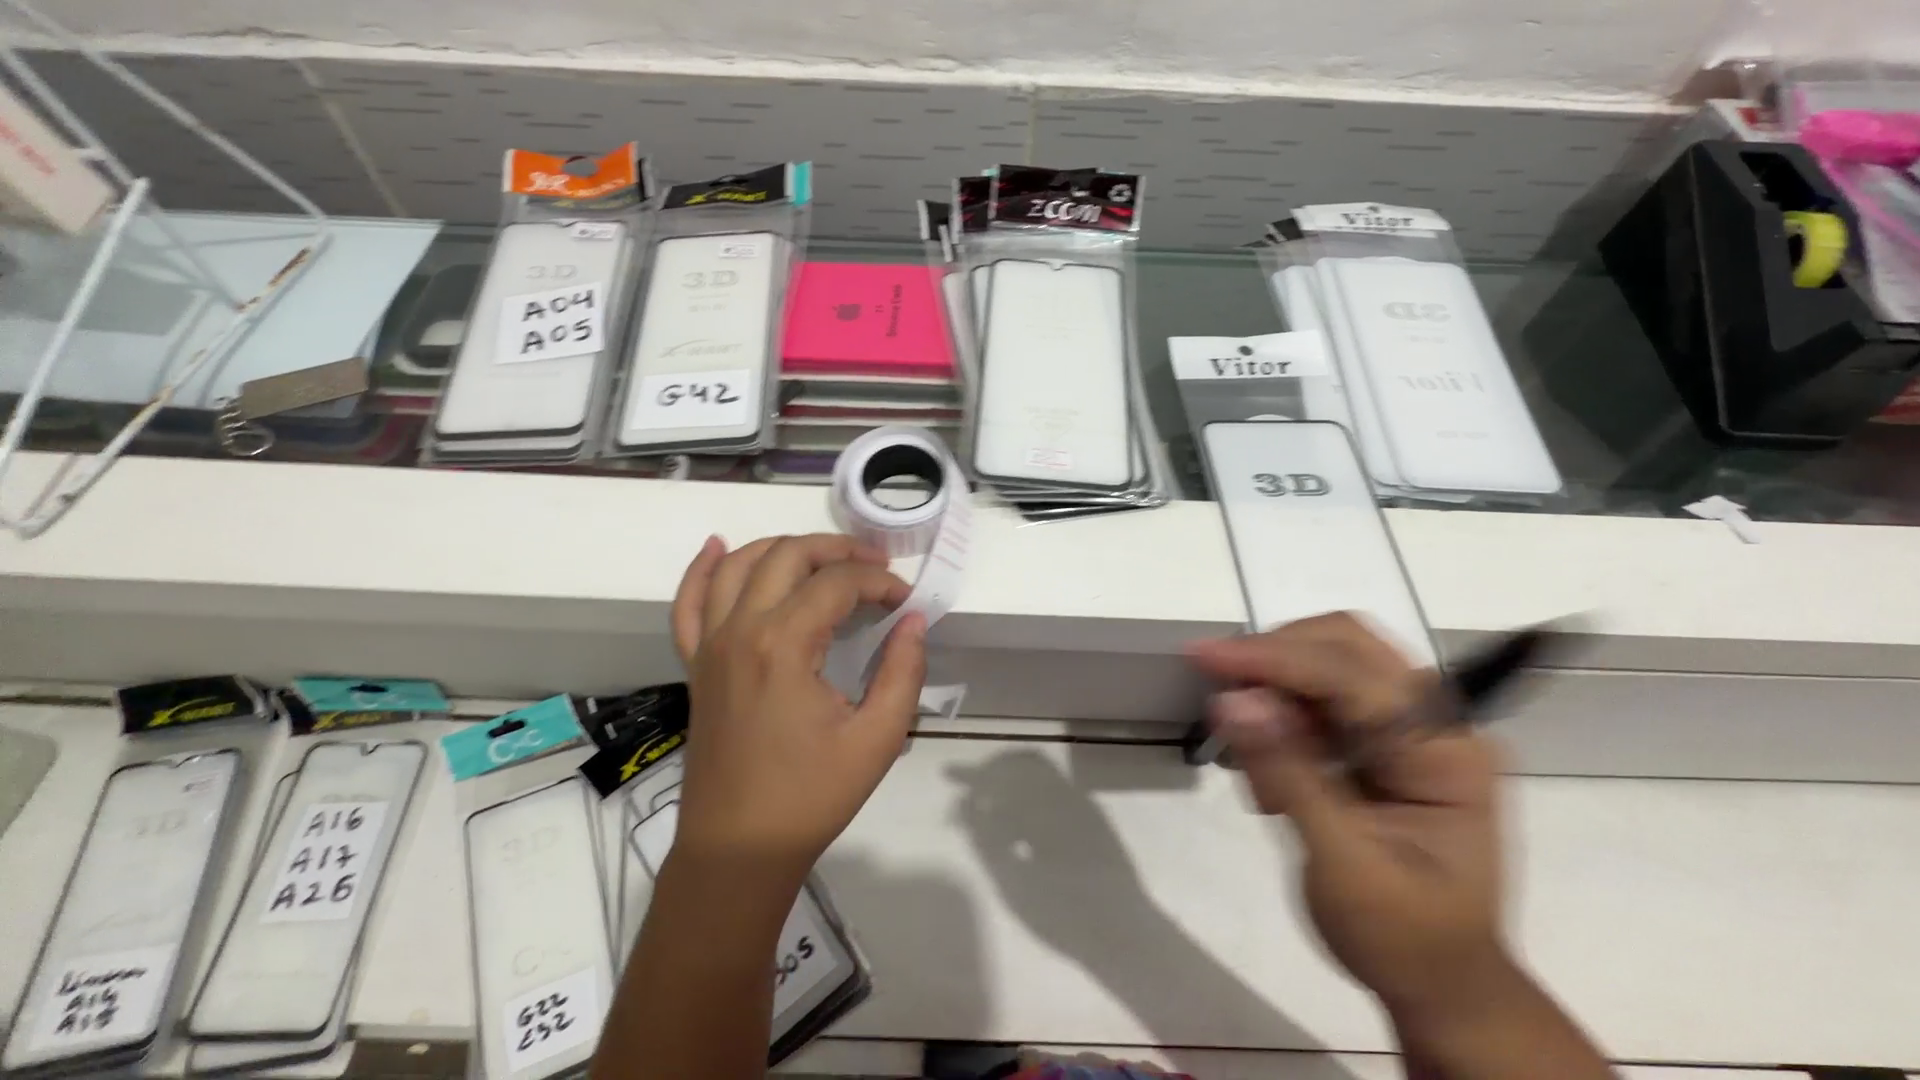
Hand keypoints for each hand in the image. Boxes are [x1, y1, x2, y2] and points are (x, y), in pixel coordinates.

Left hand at [669, 533, 926, 875]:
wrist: (738, 846)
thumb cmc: (811, 796)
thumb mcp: (877, 740)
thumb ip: (903, 672)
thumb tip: (914, 621)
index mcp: (783, 645)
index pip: (837, 583)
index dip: (879, 583)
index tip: (906, 601)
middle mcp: (739, 630)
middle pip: (787, 557)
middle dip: (837, 550)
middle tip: (875, 568)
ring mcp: (709, 645)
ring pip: (738, 565)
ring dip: (783, 548)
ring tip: (823, 557)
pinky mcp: (695, 663)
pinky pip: (689, 602)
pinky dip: (702, 568)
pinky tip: (718, 546)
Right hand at [1187, 613, 1513, 1023]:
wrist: (1443, 987)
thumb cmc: (1403, 937)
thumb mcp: (1345, 866)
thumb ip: (1291, 774)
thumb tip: (1232, 700)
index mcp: (1446, 751)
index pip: (1352, 675)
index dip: (1274, 658)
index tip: (1203, 656)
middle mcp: (1437, 723)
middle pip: (1346, 647)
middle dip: (1276, 661)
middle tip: (1224, 705)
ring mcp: (1413, 730)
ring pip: (1329, 665)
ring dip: (1276, 695)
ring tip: (1259, 777)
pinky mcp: (1385, 743)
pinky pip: (1321, 702)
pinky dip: (1283, 723)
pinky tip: (1272, 782)